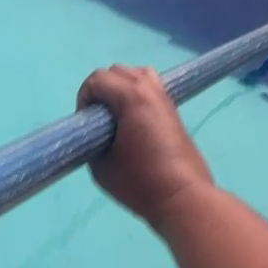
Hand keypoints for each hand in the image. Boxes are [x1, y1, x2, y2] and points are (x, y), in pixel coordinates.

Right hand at [78, 65, 216, 227]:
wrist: (182, 196)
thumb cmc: (140, 182)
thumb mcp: (100, 166)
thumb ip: (91, 140)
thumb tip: (95, 131)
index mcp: (131, 96)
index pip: (97, 79)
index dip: (84, 98)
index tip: (85, 123)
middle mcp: (149, 87)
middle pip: (116, 71)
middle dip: (101, 90)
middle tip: (97, 119)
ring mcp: (163, 95)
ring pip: (136, 73)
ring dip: (121, 86)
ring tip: (116, 114)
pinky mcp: (172, 107)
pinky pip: (150, 85)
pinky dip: (137, 91)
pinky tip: (133, 117)